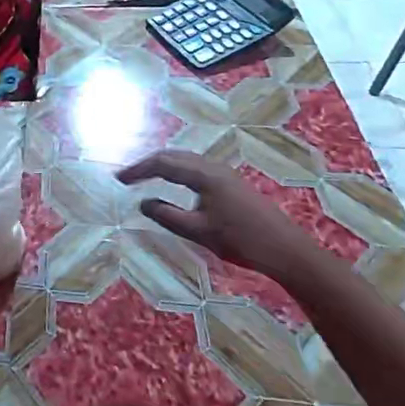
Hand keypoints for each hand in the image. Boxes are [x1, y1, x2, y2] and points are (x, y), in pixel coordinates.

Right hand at [117, 151, 325, 279]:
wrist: (285, 249)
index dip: (138, 170)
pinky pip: (196, 167)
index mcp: (204, 175)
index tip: (119, 179)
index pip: (163, 164)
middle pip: (174, 156)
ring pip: (186, 160)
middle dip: (148, 163)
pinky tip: (173, 183)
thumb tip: (143, 203)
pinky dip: (177, 170)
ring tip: (145, 177)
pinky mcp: (231, 183)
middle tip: (127, 177)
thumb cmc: (240, 241)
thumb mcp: (198, 231)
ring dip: (163, 165)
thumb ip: (167, 216)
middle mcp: (213, 167)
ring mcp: (224, 174)